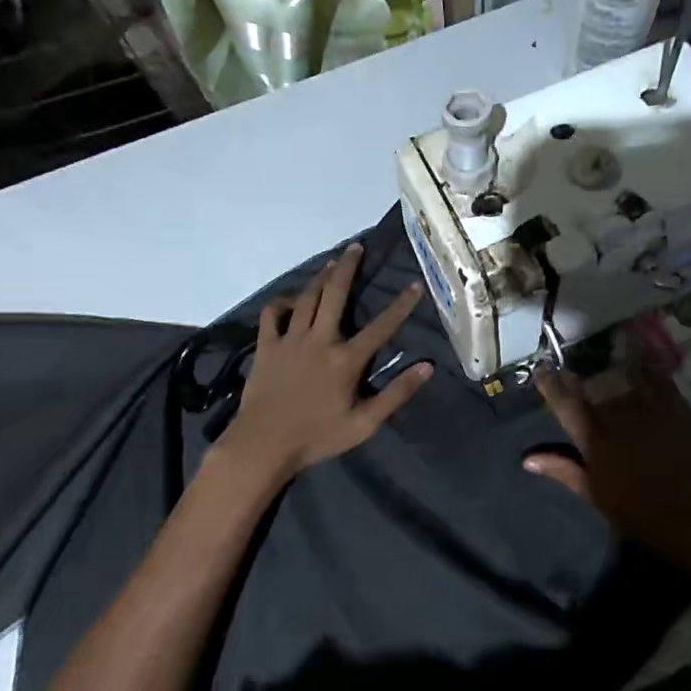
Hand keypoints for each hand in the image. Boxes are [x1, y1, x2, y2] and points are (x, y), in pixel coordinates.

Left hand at [217, 244, 431, 481]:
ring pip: (306, 298)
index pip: (381, 326)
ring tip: (330, 262)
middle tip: (356, 247)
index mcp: (346, 359)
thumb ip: (396, 394)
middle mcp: (320, 340)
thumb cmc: (317, 437)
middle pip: (335, 294)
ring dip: (320, 277)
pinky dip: (281, 303)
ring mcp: (291, 340)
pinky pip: (272, 314)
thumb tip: (426, 368)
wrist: (263, 444)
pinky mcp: (267, 346)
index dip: (401, 305)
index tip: (415, 285)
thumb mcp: (364, 424)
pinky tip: (290, 300)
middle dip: (348, 268)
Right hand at [524, 363, 690, 568]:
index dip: (551, 385)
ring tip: (598, 364)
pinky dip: (646, 367)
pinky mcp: (678, 408)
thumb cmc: (649, 518)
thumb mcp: (600, 499)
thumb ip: (565, 471)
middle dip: (576, 376)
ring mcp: (650, 410)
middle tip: (566, 367)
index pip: (566, 406)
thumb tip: (528, 459)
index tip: (541, 368)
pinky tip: (639, 360)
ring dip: (607, 369)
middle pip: (592, 387)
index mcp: (597, 444)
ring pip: (622, 378)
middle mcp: (620, 419)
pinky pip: (658, 378)